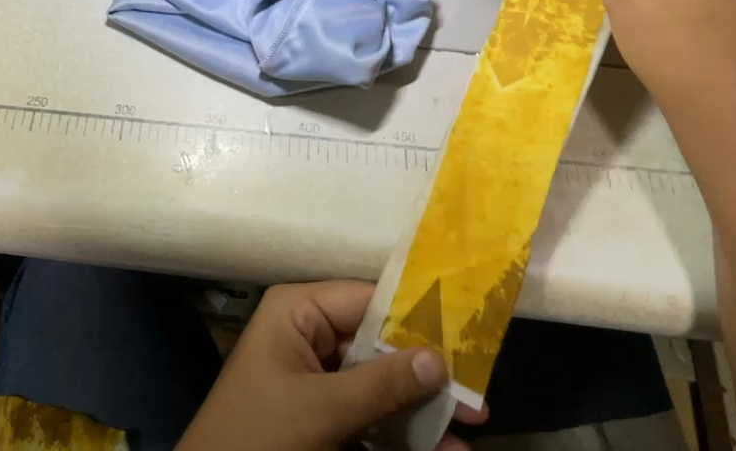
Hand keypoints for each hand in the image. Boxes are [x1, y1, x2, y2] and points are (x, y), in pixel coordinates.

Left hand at [177, 281, 481, 450]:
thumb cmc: (257, 434)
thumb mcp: (319, 409)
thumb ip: (380, 384)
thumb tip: (438, 358)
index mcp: (298, 312)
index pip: (368, 300)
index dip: (417, 318)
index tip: (467, 338)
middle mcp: (310, 334)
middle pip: (380, 344)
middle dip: (427, 375)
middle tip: (478, 403)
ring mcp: (317, 377)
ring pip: (382, 384)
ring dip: (423, 411)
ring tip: (472, 428)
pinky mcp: (322, 416)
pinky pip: (371, 416)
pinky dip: (403, 435)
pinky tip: (443, 449)